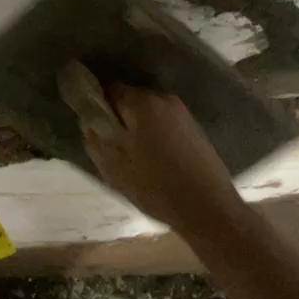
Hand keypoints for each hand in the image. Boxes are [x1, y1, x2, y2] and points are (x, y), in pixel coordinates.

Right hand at [81, 84, 243, 234]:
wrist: (210, 209)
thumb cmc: (157, 187)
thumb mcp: (115, 168)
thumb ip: (95, 140)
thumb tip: (89, 124)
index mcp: (142, 104)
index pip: (109, 89)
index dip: (97, 104)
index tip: (93, 125)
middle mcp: (164, 99)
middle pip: (130, 98)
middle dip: (119, 116)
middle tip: (112, 143)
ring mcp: (183, 113)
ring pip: (148, 111)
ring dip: (138, 125)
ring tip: (134, 154)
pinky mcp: (195, 128)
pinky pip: (164, 121)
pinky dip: (154, 132)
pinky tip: (155, 158)